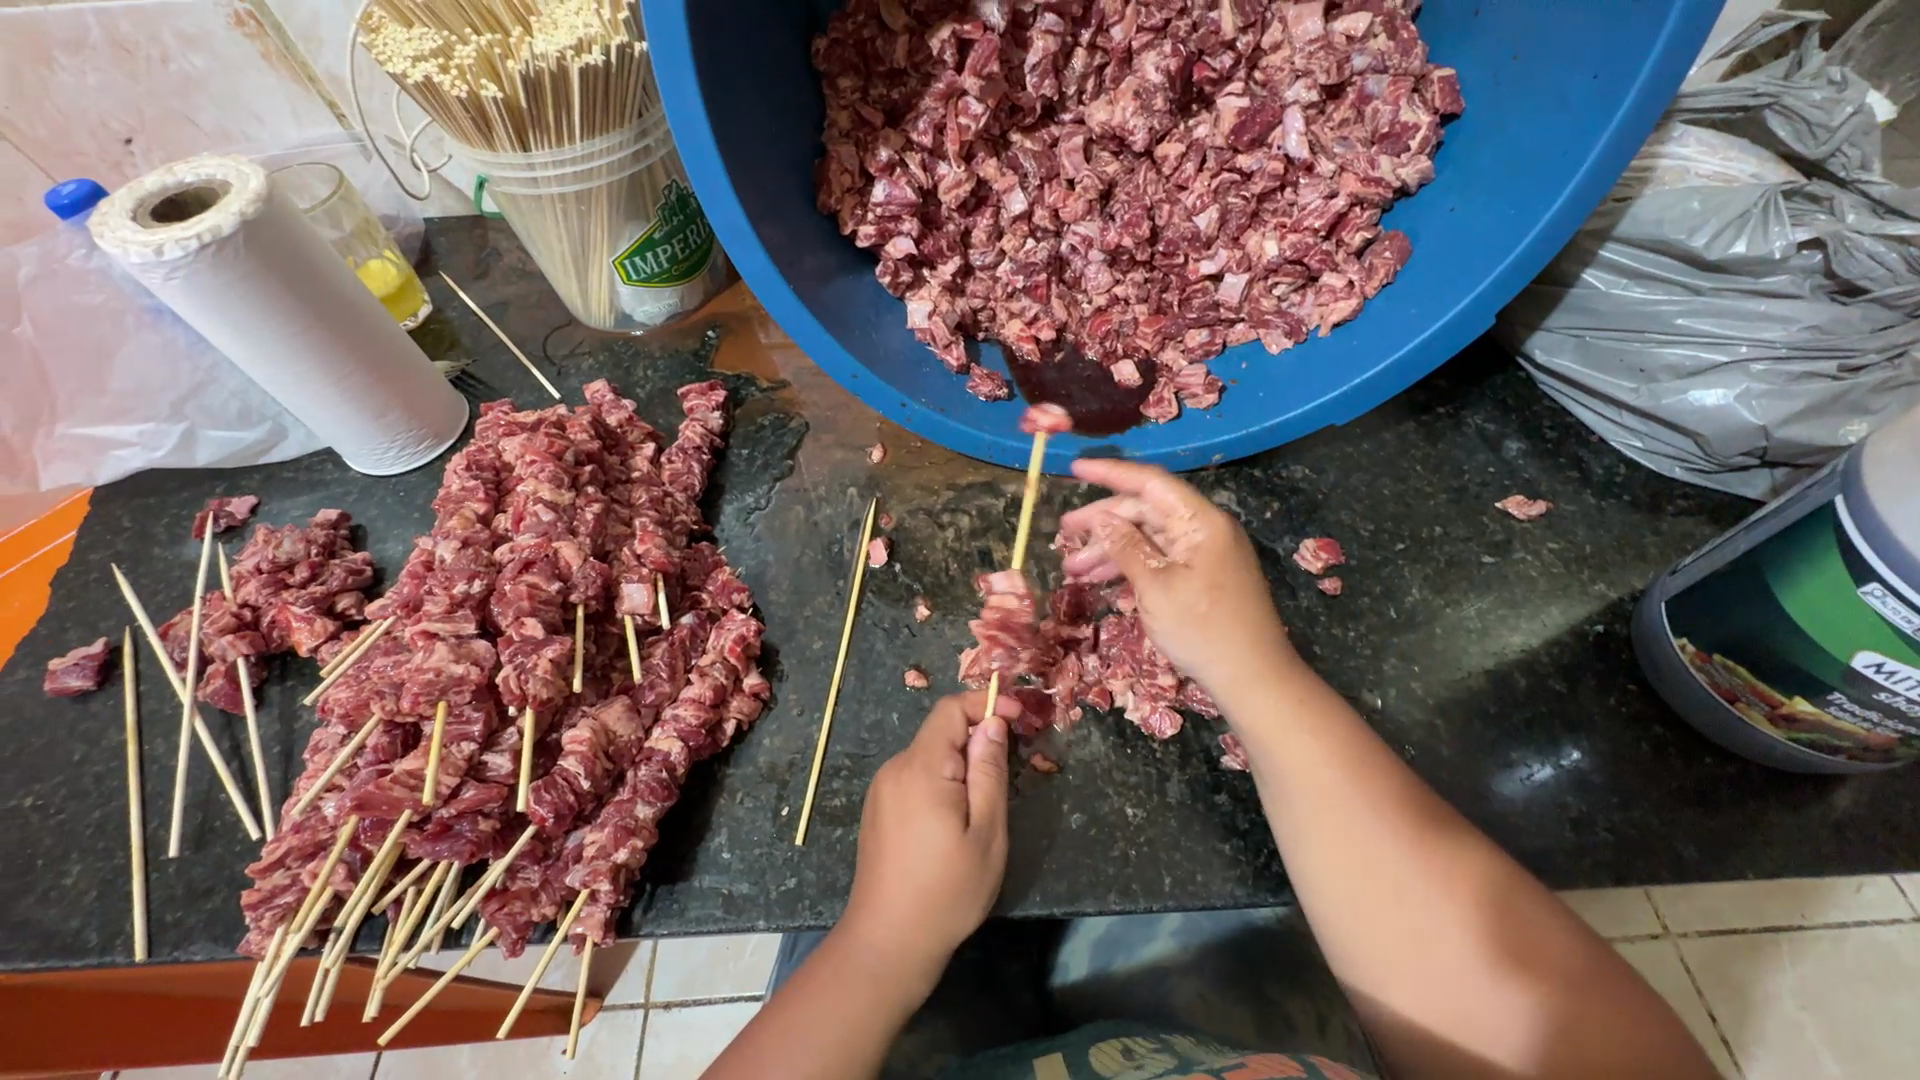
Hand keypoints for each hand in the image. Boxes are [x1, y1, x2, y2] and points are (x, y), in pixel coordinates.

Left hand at [839, 691, 1018, 979]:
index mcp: (921, 768)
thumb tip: (993, 723)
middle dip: (978, 735)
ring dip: (961, 761)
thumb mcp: (986, 832)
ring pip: (929, 755)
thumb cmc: (947, 891)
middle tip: (1013, 762)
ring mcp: (882, 789)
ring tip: (987, 801)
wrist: (887, 941)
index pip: (950, 710)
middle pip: (940, 731)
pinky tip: (957, 817)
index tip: (1021, 715)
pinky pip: (916, 776)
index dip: (987, 703)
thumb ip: (989, 771)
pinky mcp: (879, 808)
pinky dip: (942, 779)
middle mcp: (895, 768)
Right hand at [1059, 458, 1296, 699]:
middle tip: (1064, 533)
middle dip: (1102, 522)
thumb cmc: (1203, 629)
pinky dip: (1129, 567)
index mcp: (1200, 521)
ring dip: (1110, 550)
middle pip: (1145, 511)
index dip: (1110, 473)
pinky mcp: (1200, 577)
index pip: (1150, 483)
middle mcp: (1203, 530)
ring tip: (1073, 569)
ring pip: (1148, 538)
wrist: (1252, 677)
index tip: (1075, 468)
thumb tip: (1100, 518)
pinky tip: (1101, 581)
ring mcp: (1203, 554)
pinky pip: (1159, 560)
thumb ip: (1126, 547)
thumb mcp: (1156, 587)